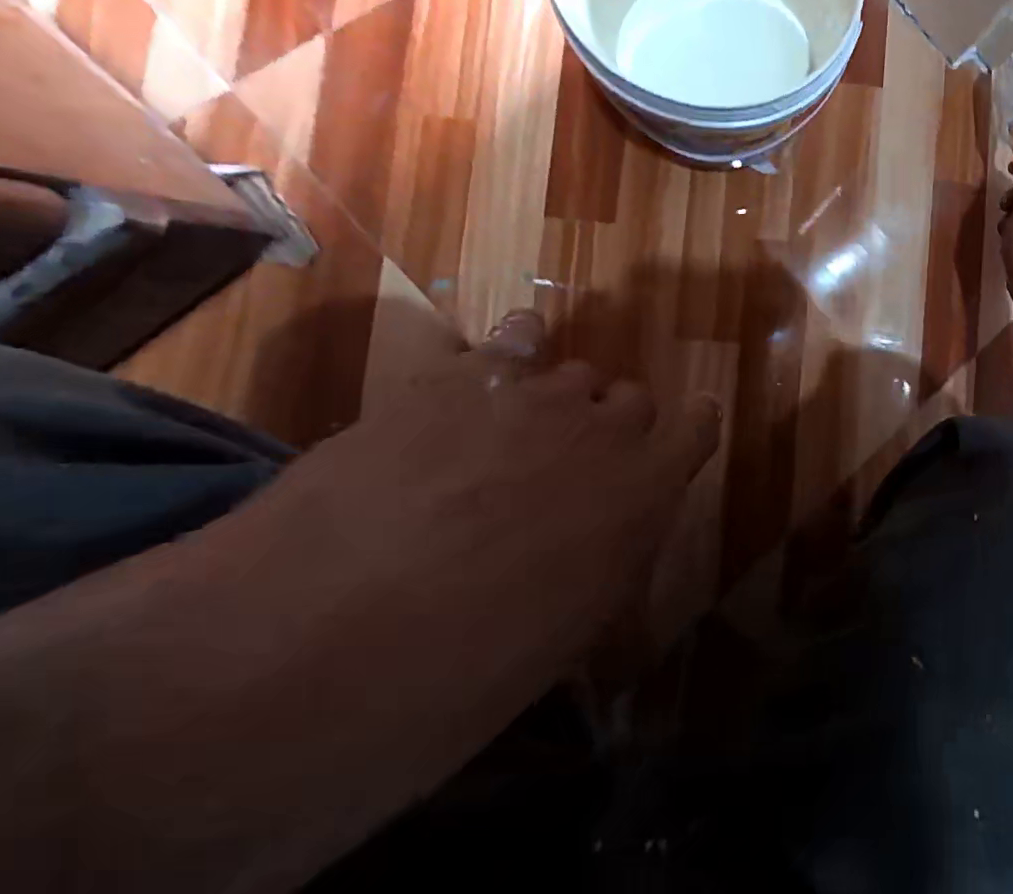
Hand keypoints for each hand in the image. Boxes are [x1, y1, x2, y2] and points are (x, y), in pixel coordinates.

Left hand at [256, 309, 721, 671]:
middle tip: (571, 472)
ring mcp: (529, 397)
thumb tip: (602, 547)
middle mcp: (602, 431)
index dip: (688, 432)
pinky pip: (512, 339)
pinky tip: (485, 386)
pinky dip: (513, 354)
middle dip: (614, 427)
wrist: (314, 645)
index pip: (698, 428)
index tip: (671, 446)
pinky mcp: (453, 378)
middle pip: (634, 397)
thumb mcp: (569, 638)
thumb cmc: (464, 671)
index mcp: (644, 494)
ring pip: (573, 373)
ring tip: (511, 442)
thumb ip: (608, 564)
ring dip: (559, 403)